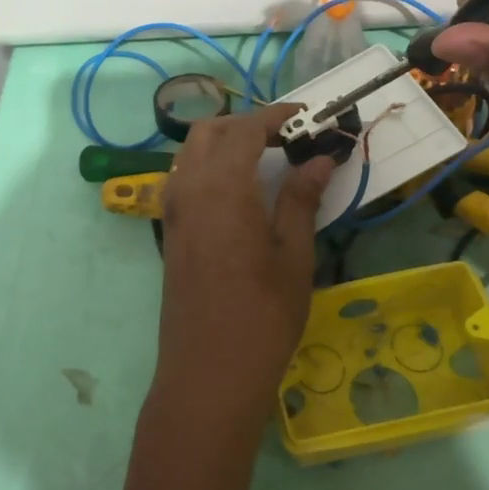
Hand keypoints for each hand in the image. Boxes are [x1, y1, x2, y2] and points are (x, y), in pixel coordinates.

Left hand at [155, 105, 333, 413]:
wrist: (208, 373)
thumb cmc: (262, 317)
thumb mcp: (293, 257)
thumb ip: (300, 200)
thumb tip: (319, 159)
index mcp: (222, 187)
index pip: (245, 130)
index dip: (277, 116)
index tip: (307, 116)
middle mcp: (189, 189)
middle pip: (209, 131)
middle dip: (246, 123)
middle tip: (286, 137)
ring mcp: (173, 210)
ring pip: (191, 153)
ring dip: (223, 142)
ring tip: (265, 158)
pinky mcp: (169, 231)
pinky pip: (184, 178)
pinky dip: (209, 166)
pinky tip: (238, 189)